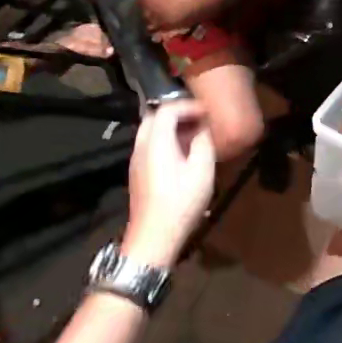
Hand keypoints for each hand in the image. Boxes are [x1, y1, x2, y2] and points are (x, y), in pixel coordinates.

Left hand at [123, 100, 216, 265]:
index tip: (206, 112)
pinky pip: (149, 144)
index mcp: (156, 142)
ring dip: (170, 127)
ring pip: (150, 131)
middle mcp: (141, 146)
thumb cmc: (181, 203)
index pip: (167, 110)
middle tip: (198, 120)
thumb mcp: (202, 171)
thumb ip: (203, 143)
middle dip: (177, 113)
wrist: (154, 236)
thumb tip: (201, 129)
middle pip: (154, 116)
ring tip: (192, 135)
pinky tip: (181, 153)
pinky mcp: (137, 172)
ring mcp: (136, 160)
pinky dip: (164, 139)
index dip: (187, 106)